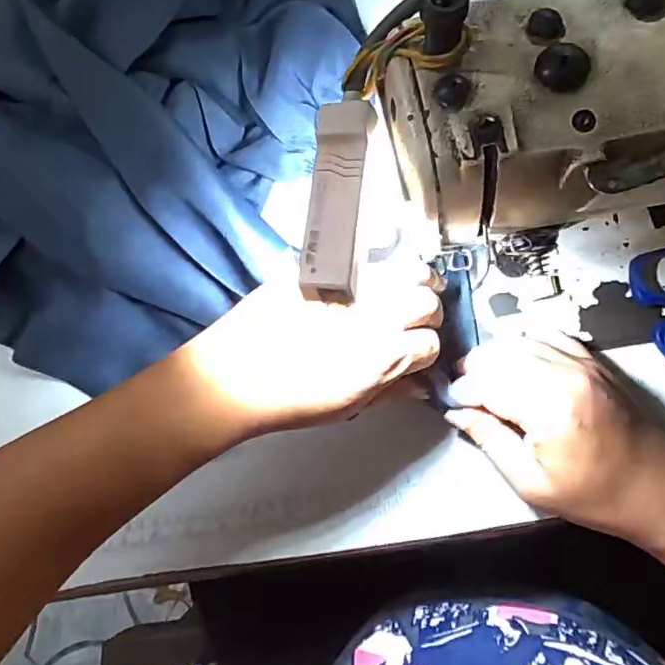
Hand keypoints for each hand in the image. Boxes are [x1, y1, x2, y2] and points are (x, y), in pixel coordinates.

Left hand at [172, 262, 442, 440]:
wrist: (234, 376)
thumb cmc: (287, 400)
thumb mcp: (347, 407)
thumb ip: (390, 392)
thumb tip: (419, 386)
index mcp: (382, 356)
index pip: (430, 344)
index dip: (425, 352)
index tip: (415, 354)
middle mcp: (373, 316)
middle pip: (426, 302)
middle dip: (426, 313)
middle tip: (412, 321)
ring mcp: (349, 287)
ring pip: (405, 269)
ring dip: (412, 281)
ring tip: (400, 292)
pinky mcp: (327, 269)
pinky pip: (364, 258)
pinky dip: (376, 267)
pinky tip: (367, 281)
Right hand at [445, 332, 664, 555]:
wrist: (661, 491)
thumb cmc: (596, 497)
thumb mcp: (532, 484)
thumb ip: (490, 441)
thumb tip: (457, 412)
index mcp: (549, 410)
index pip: (486, 384)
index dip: (462, 392)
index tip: (449, 402)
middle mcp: (565, 376)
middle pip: (499, 355)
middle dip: (474, 370)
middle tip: (464, 391)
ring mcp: (582, 363)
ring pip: (520, 340)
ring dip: (494, 354)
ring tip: (484, 376)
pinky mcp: (594, 360)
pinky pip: (548, 334)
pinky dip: (524, 340)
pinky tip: (514, 357)